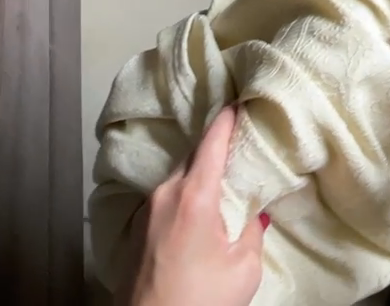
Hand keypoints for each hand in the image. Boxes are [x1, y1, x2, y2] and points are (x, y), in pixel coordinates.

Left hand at [122, 106, 267, 305]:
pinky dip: (183, 194)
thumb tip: (254, 216)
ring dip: (198, 174)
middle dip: (214, 148)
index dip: (227, 120)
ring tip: (220, 181)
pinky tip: (196, 213)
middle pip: (194, 156)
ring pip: (178, 176)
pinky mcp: (135, 230)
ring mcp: (146, 210)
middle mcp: (166, 193)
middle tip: (236, 145)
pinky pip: (165, 197)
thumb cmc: (199, 302)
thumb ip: (252, 232)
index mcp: (194, 195)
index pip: (212, 141)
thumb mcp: (242, 270)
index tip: (237, 103)